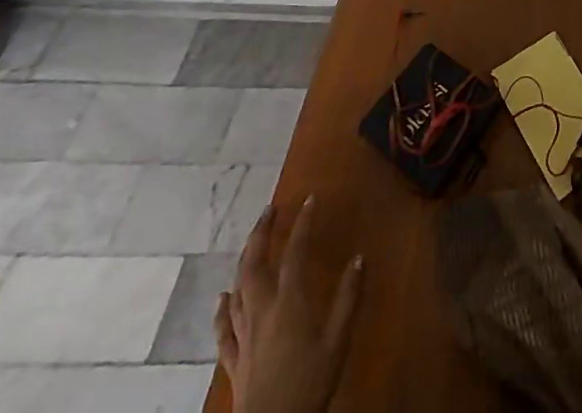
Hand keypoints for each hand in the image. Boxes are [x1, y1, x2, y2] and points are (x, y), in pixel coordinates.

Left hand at [217, 196, 364, 412]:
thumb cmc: (310, 382)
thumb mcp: (338, 341)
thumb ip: (348, 299)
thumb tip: (359, 259)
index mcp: (289, 301)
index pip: (295, 252)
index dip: (302, 223)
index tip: (309, 199)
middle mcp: (262, 309)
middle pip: (255, 262)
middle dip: (261, 232)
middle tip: (269, 210)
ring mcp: (244, 333)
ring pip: (238, 287)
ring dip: (244, 260)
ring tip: (251, 243)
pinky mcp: (233, 357)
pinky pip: (224, 327)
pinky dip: (222, 309)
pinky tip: (222, 297)